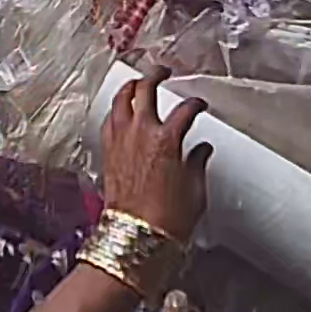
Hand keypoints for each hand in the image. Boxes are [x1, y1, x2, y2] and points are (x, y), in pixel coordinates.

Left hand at [100, 66, 211, 239]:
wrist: (135, 240)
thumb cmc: (167, 221)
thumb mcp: (195, 191)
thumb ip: (197, 162)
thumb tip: (201, 150)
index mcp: (167, 139)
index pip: (186, 109)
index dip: (196, 104)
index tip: (199, 105)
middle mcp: (142, 132)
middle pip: (146, 88)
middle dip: (156, 74)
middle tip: (164, 71)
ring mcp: (122, 139)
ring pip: (122, 98)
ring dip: (132, 86)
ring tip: (139, 81)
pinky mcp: (108, 150)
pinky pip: (110, 118)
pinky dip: (117, 109)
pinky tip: (122, 111)